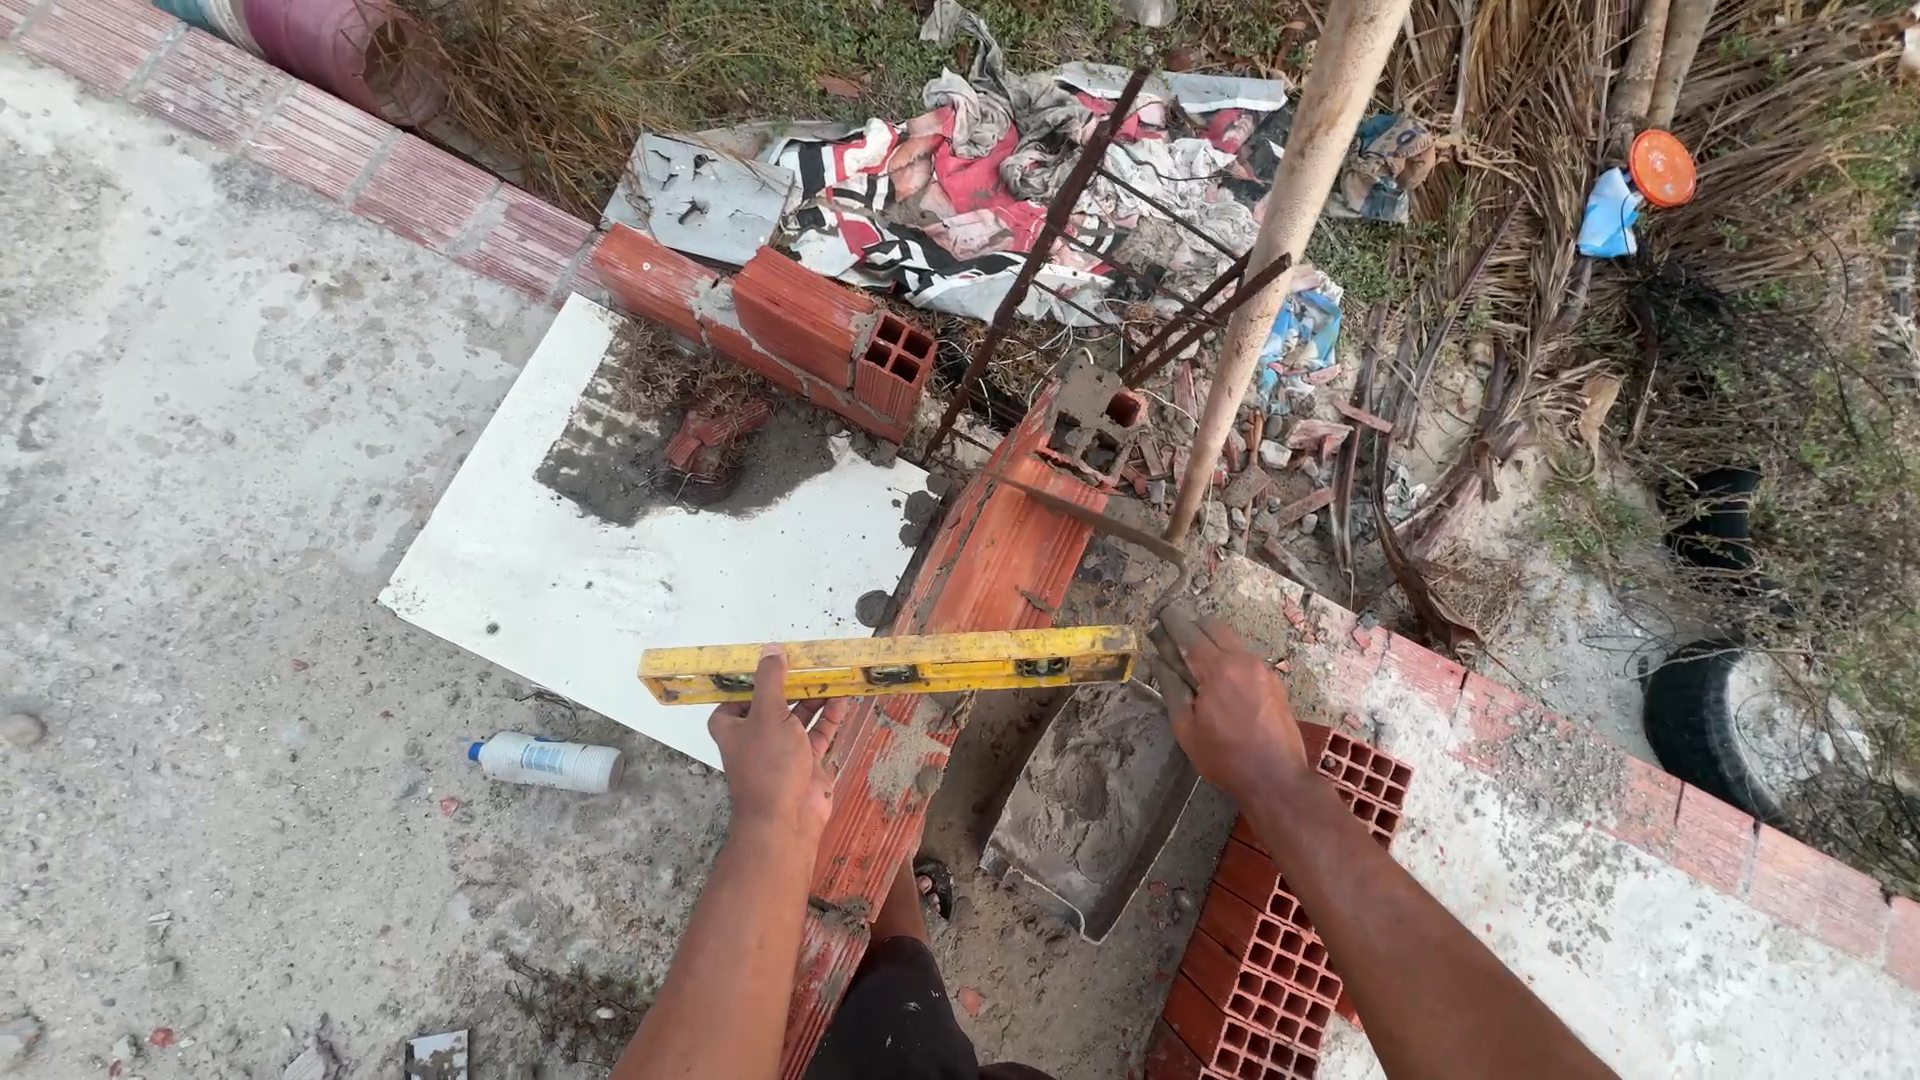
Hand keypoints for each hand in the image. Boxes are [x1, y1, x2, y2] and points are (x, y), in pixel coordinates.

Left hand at [708, 646, 839, 841]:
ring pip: (800, 716)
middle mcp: (755, 735)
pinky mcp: (806, 762)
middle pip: (776, 701)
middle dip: (795, 683)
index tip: (780, 655)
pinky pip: (818, 733)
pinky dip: (829, 717)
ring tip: (835, 675)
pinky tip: (843, 699)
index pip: (742, 692)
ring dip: (816, 698)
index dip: (760, 674)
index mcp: (733, 725)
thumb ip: (771, 680)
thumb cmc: (769, 764)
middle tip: (816, 661)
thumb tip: (772, 649)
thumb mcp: (767, 714)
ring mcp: (782, 749)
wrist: (786, 820)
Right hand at [1155, 606, 1308, 803]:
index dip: (1171, 621)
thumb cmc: (1225, 757)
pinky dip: (1229, 657)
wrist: (1277, 778)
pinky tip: (1222, 682)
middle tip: (1176, 642)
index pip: (1189, 633)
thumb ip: (1171, 688)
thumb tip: (1158, 662)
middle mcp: (1243, 660)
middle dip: (1192, 627)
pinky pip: (1246, 656)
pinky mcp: (1274, 681)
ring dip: (1212, 642)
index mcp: (1218, 670)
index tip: (1159, 614)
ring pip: (1232, 639)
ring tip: (1198, 665)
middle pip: (1214, 626)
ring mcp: (1263, 669)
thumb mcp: (1186, 728)